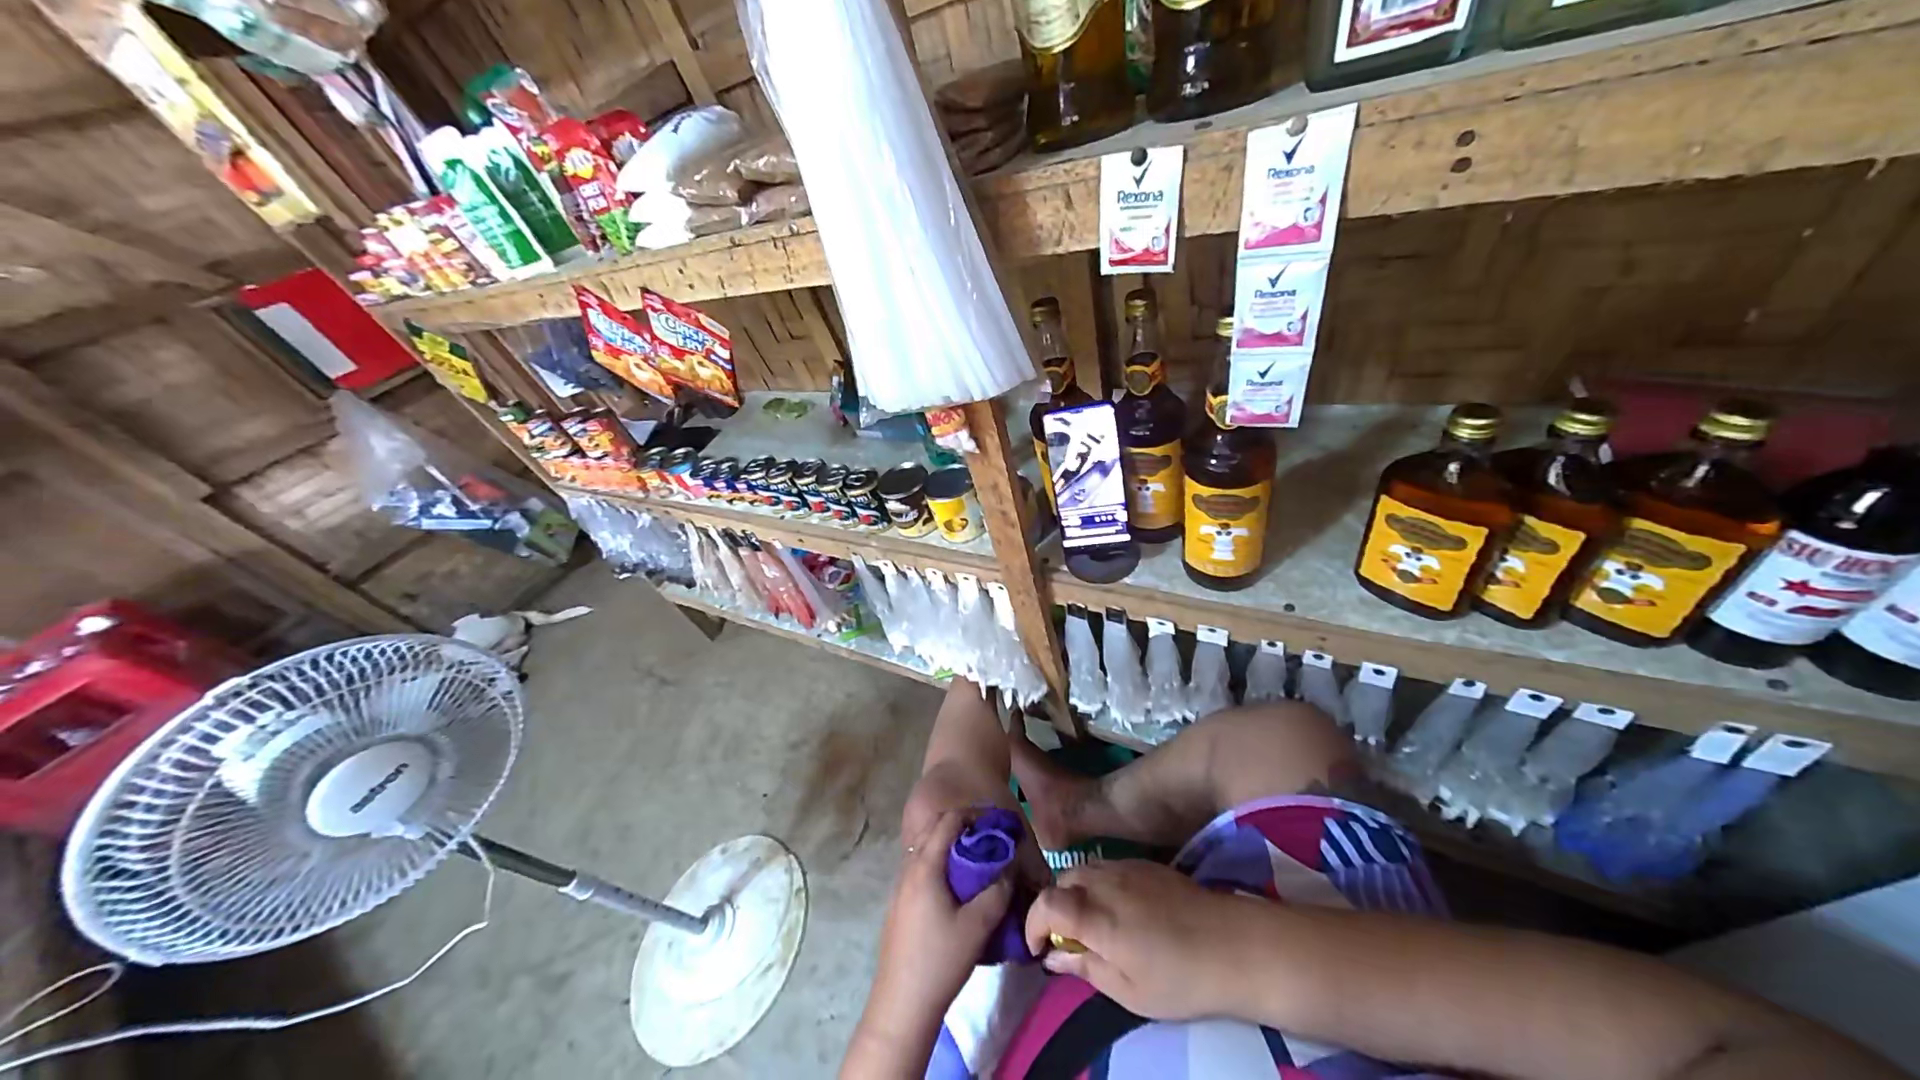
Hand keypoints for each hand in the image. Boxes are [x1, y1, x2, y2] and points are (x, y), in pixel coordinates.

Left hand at [849, 809, 1012, 1069]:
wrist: (902, 1003)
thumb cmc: (940, 959)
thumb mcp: (978, 925)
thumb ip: (998, 892)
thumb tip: (1009, 869)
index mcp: (925, 866)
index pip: (947, 821)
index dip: (972, 814)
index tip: (995, 821)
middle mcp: (907, 870)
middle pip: (932, 831)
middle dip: (960, 826)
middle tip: (988, 837)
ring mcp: (899, 888)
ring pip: (924, 851)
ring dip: (948, 846)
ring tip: (976, 860)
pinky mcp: (898, 906)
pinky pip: (920, 869)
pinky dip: (939, 864)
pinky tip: (956, 887)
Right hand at [1023, 859, 1260, 1021]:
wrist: (1235, 945)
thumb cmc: (1181, 979)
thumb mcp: (1129, 991)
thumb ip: (1086, 968)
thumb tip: (1053, 958)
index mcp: (1098, 917)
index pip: (1046, 903)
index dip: (1033, 923)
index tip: (1039, 948)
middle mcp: (1105, 882)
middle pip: (1061, 881)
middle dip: (1052, 908)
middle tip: (1065, 938)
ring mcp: (1126, 868)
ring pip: (1082, 869)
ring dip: (1074, 893)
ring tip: (1089, 923)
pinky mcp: (1145, 863)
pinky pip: (1106, 866)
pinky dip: (1097, 883)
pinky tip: (1117, 908)